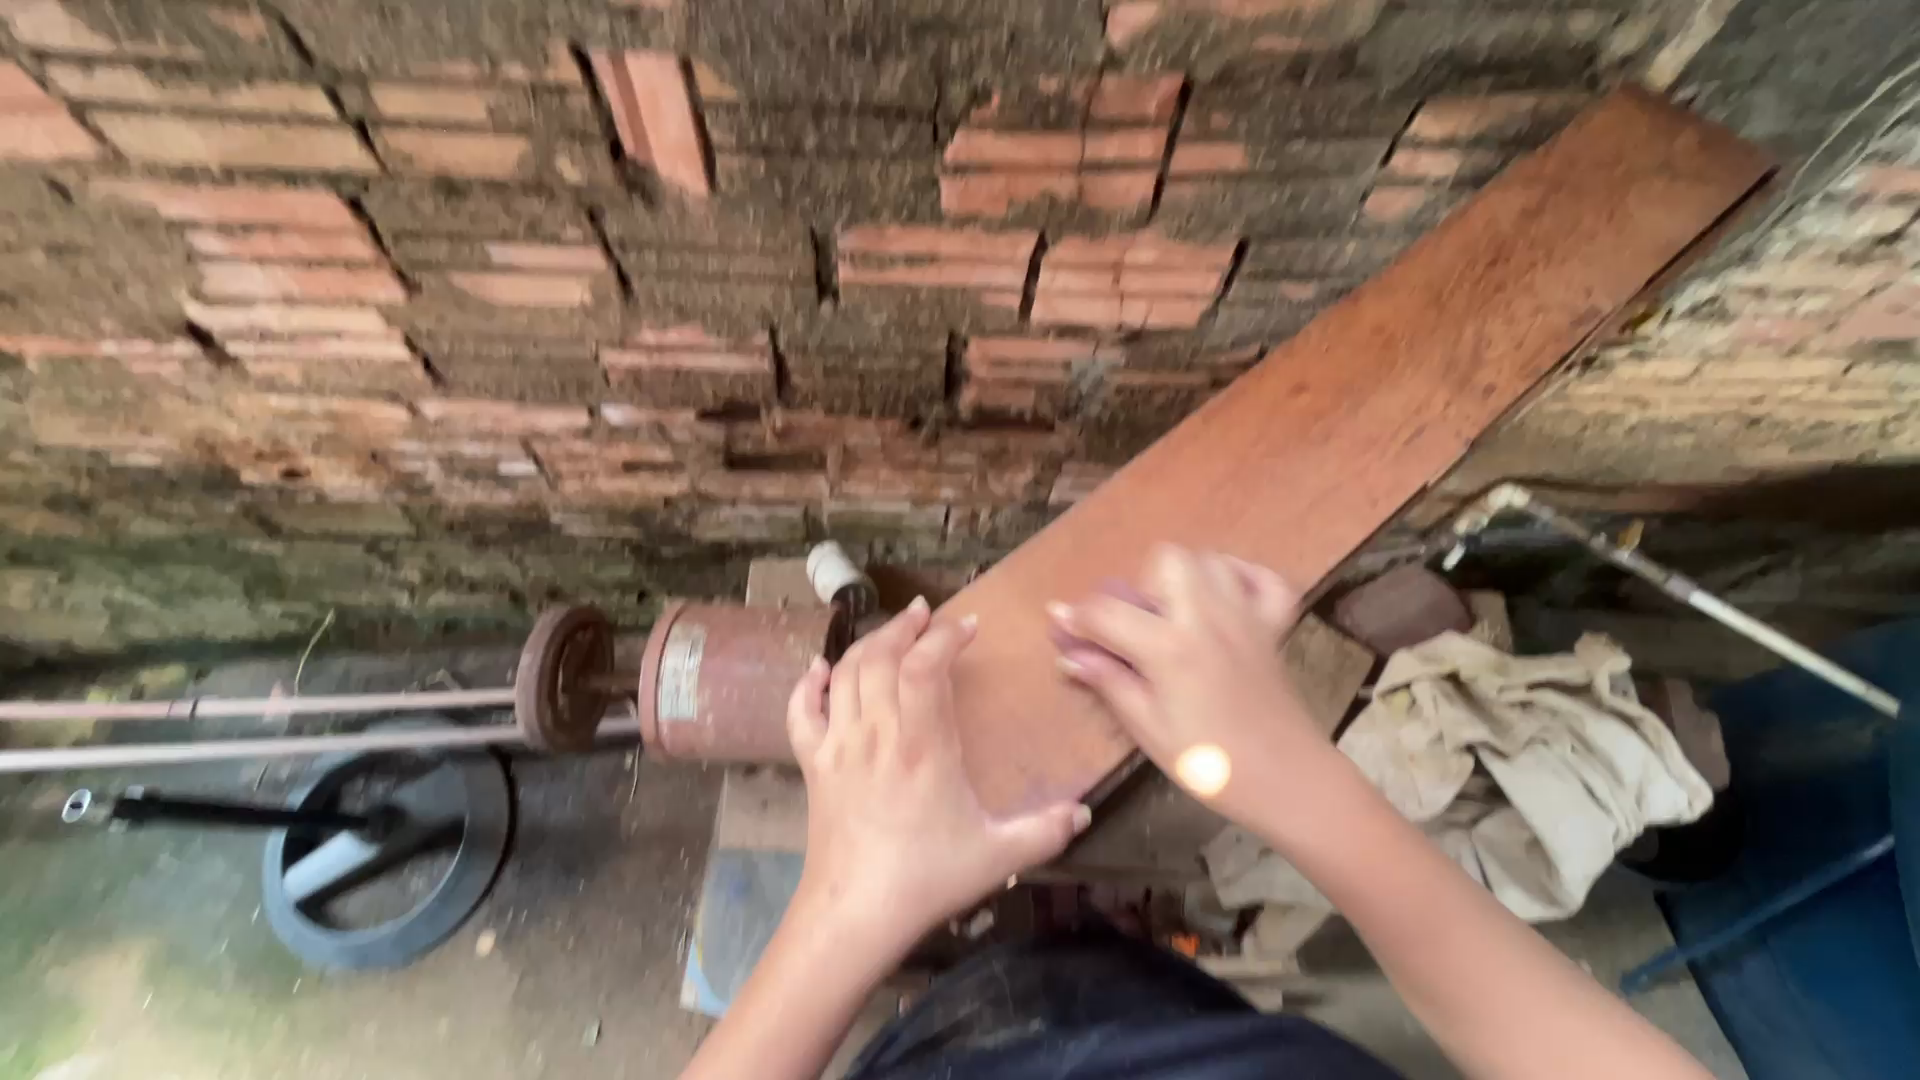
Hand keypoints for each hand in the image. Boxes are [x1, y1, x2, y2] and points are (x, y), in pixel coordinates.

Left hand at [786, 597, 1091, 952]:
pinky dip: (808, 684)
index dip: (946, 637)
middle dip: (904, 626)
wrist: (854, 915)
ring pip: (845, 673)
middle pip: (881, 656)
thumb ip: (1045, 831)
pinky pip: (802, 712)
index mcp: (923, 744)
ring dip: (867, 643)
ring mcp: (839, 745)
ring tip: (891, 630)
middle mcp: (877, 731)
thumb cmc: (926, 879)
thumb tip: (1086, 813)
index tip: (968, 626)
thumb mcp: (998, 857)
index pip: (927, 666)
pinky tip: (819, 670)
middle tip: (925, 613)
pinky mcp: (814, 764)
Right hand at [1051, 545, 1335, 821]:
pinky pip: (1262, 579)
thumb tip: (1069, 655)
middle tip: (1135, 625)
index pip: (1108, 612)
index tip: (1059, 621)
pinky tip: (1223, 598)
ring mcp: (1246, 616)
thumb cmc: (1211, 765)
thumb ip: (1109, 682)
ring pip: (1210, 560)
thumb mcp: (1148, 729)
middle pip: (1166, 559)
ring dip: (1183, 576)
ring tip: (1173, 614)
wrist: (1290, 782)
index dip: (1076, 617)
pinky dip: (1240, 577)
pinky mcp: (1275, 627)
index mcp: (1170, 647)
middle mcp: (1208, 616)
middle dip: (1140, 583)